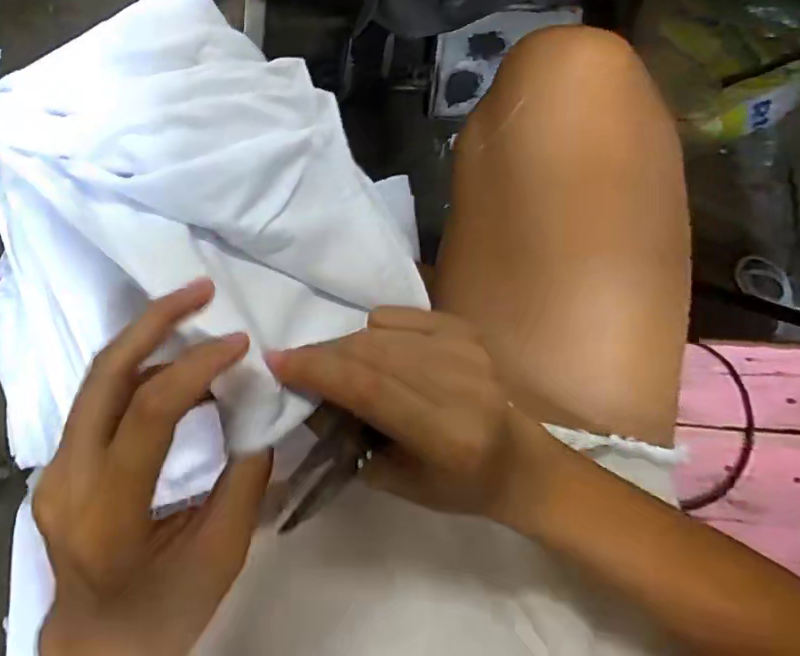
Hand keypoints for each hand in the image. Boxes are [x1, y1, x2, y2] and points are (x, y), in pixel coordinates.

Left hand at [37, 280, 274, 655]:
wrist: (93, 650)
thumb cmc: (161, 615)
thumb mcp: (219, 558)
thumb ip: (243, 477)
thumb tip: (254, 402)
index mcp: (107, 517)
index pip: (147, 413)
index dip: (195, 366)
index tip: (238, 344)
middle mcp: (66, 481)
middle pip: (104, 374)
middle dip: (154, 320)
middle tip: (199, 289)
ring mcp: (53, 468)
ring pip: (97, 379)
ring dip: (146, 338)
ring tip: (195, 316)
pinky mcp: (57, 460)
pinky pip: (99, 399)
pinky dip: (140, 372)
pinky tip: (177, 368)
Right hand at [266, 306, 563, 533]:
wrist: (522, 462)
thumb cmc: (458, 485)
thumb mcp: (396, 480)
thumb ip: (348, 436)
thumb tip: (305, 392)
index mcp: (447, 433)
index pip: (368, 387)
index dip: (318, 369)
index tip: (277, 361)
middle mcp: (459, 383)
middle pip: (368, 351)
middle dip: (322, 355)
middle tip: (295, 365)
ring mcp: (465, 349)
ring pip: (376, 330)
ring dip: (344, 345)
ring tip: (337, 364)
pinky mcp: (464, 328)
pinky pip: (395, 314)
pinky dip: (374, 330)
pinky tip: (380, 353)